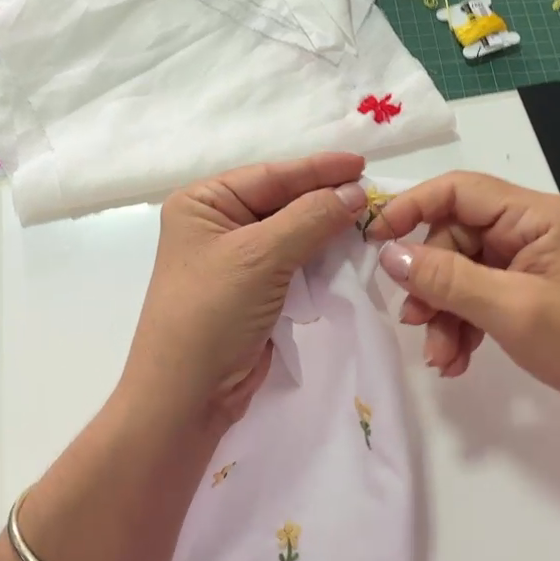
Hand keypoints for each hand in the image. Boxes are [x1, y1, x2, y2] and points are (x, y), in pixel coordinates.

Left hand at [121, 153, 368, 427]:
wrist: (186, 397)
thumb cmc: (212, 312)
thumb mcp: (260, 257)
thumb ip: (310, 218)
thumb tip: (355, 192)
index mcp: (203, 202)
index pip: (269, 175)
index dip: (316, 169)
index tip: (362, 163)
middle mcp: (217, 223)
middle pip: (281, 201)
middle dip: (325, 198)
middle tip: (373, 194)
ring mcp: (236, 259)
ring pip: (292, 232)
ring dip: (327, 229)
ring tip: (370, 220)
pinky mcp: (254, 291)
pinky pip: (294, 263)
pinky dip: (320, 258)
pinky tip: (349, 252)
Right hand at [372, 172, 559, 424]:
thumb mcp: (512, 311)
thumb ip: (447, 279)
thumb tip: (388, 255)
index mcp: (532, 215)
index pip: (456, 190)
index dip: (411, 208)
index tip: (376, 241)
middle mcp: (527, 228)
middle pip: (453, 236)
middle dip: (431, 282)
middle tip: (414, 323)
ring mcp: (527, 260)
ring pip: (460, 270)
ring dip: (444, 312)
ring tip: (440, 357)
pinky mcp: (527, 290)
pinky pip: (478, 294)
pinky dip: (463, 324)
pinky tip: (457, 359)